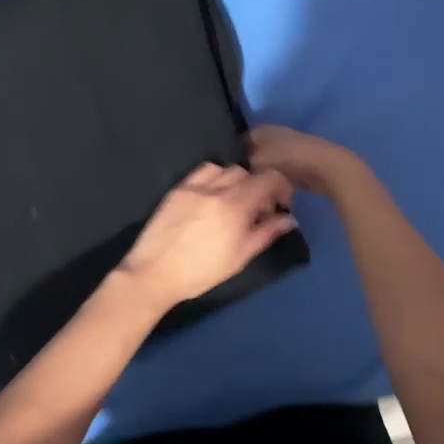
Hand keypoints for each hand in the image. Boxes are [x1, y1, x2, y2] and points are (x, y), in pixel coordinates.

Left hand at [117, 162, 296, 307]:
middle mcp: (216, 190)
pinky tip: (213, 196)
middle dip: (259, 187)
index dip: (281, 188)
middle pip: (248, 173)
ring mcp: (194, 187)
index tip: (280, 205)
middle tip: (257, 210)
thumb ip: (265, 233)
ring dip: (237, 181)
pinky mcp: (177, 189)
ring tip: (234, 202)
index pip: (268, 179)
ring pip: (226, 169)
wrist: (154, 273)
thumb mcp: (239, 257)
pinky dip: (215, 177)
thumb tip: (288, 219)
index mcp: (235, 207)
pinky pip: (203, 172)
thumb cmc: (201, 272)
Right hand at [246, 125, 361, 192]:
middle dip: (251, 170)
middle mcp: (274, 135)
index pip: (240, 142)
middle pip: (255, 155)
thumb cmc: (288, 160)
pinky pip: (282, 174)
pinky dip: (279, 183)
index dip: (235, 158)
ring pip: (269, 165)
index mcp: (262, 129)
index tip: (232, 176)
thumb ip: (245, 168)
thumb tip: (240, 175)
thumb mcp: (257, 163)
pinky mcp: (301, 163)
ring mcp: (289, 148)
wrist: (325, 166)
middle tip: (245, 187)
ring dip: (266, 178)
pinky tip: (276, 195)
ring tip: (260, 193)